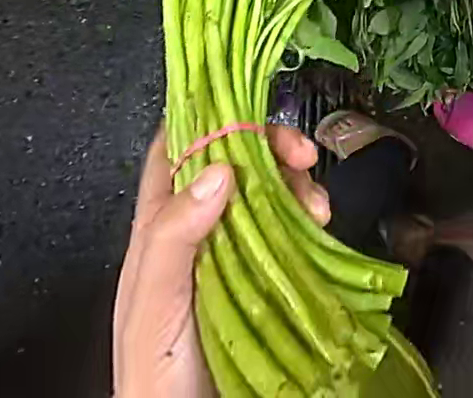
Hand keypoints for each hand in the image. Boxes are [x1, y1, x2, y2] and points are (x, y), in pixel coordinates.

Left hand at [112, 124, 329, 396]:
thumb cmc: (154, 372)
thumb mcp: (152, 301)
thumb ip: (173, 235)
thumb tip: (219, 168)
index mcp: (163, 221)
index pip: (179, 146)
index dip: (207, 116)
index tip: (245, 102)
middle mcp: (199, 224)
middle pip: (234, 160)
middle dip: (270, 145)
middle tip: (301, 152)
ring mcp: (234, 246)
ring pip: (267, 188)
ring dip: (296, 181)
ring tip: (317, 202)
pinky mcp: (266, 270)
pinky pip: (290, 226)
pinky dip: (309, 214)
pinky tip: (320, 222)